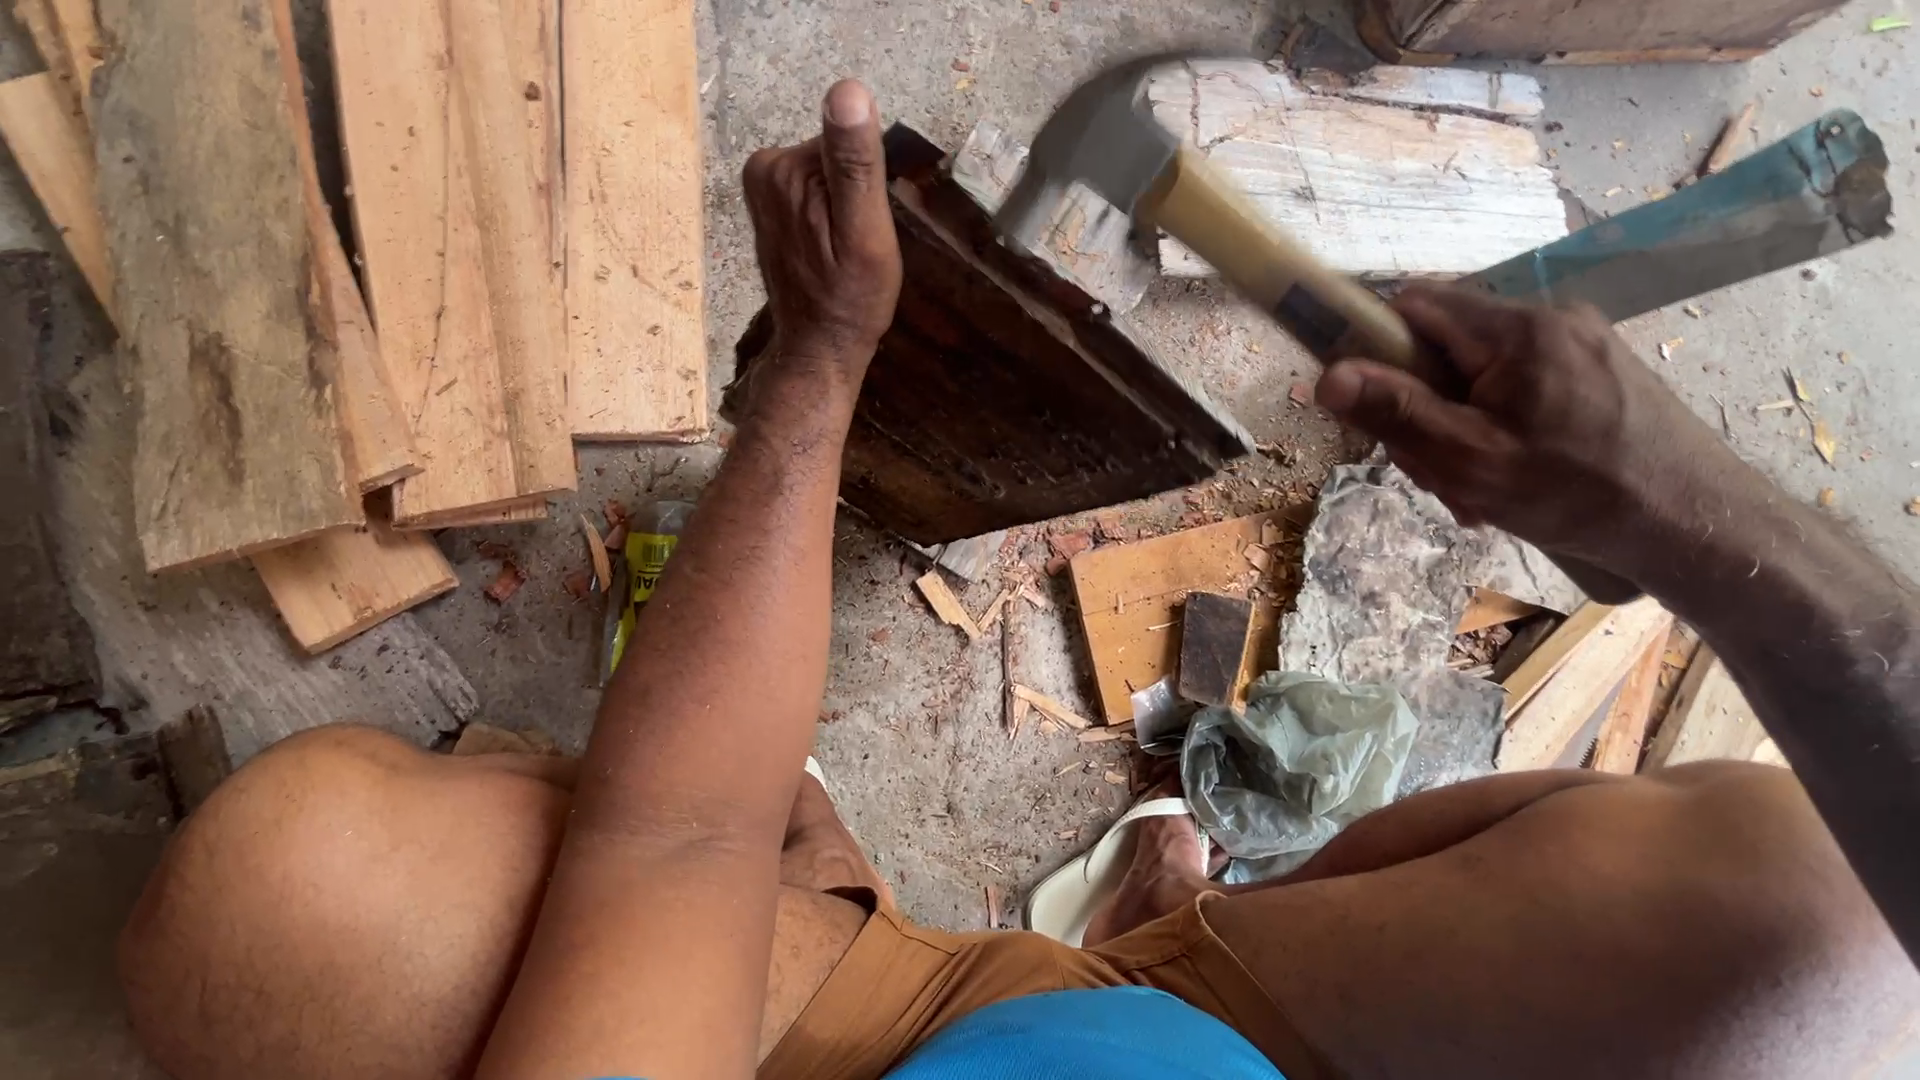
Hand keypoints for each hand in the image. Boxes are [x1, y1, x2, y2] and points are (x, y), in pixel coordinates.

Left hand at [740, 80, 902, 395]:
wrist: (819, 348)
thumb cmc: (850, 299)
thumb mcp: (864, 231)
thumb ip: (855, 162)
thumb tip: (849, 90)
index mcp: (783, 167)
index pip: (848, 144)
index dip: (870, 185)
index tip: (869, 225)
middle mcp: (764, 170)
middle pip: (834, 158)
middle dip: (856, 196)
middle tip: (860, 244)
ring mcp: (762, 191)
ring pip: (826, 177)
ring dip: (845, 209)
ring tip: (846, 252)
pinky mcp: (770, 210)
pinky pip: (815, 194)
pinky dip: (831, 217)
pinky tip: (832, 251)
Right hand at [1313, 284, 1746, 573]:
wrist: (1694, 523)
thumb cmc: (1572, 490)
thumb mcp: (1466, 458)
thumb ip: (1395, 411)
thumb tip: (1327, 374)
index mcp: (1515, 330)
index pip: (1413, 304)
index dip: (1375, 346)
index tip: (1370, 402)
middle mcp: (1548, 320)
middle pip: (1441, 345)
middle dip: (1420, 406)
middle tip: (1433, 467)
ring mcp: (1576, 344)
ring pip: (1474, 374)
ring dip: (1455, 428)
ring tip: (1473, 485)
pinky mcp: (1594, 372)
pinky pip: (1514, 389)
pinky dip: (1492, 429)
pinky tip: (1504, 475)